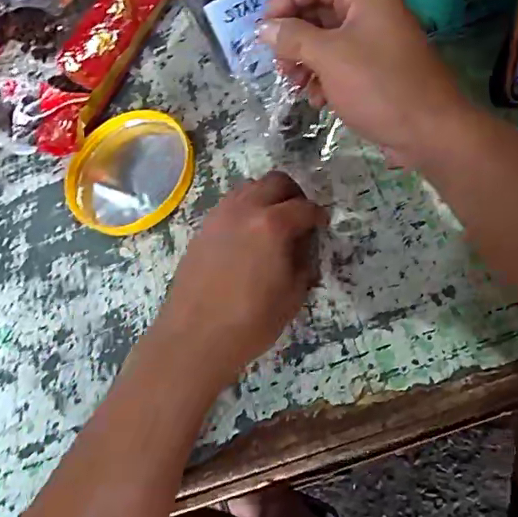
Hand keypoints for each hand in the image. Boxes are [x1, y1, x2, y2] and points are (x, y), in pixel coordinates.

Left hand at [150, 173, 327, 386]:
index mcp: (272, 224)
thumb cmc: (251, 320)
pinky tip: (248, 237)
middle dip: (293, 194)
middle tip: (300, 217)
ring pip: (248, 188)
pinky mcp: (202, 228)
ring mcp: (218, 216)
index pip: (304, 207)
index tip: (322, 225)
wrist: (195, 334)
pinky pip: (229, 205)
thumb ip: (302, 262)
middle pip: (275, 182)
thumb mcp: (292, 295)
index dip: (318, 216)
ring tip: (274, 225)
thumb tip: (302, 247)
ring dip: (266, 198)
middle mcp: (244, 209)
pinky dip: (244, 210)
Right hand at [259, 0, 478, 163]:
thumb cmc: (379, 86)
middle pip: (317, 8)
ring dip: (302, 59)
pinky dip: (321, 75)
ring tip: (294, 85)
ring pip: (324, 37)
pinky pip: (338, 59)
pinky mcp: (375, 66)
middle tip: (278, 63)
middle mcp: (371, 9)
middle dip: (292, 35)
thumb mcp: (328, 57)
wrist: (429, 132)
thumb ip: (292, 37)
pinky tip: (317, 99)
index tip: (265, 30)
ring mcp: (374, 38)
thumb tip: (264, 28)